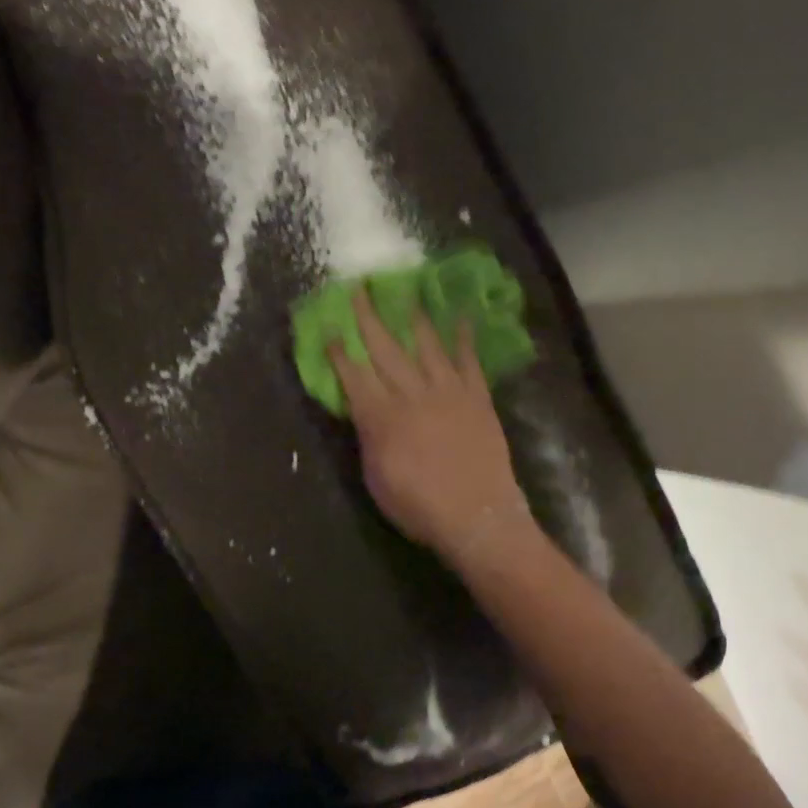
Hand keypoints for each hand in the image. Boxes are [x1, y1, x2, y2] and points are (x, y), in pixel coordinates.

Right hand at [328, 288, 538, 563]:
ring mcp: (449, 393)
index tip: (329, 325)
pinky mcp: (477, 399)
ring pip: (427, 347)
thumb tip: (362, 412)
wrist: (478, 517)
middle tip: (360, 289)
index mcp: (382, 418)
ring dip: (413, 318)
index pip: (354, 376)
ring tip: (404, 293)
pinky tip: (459, 317)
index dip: (339, 351)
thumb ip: (368, 438)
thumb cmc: (417, 507)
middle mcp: (413, 396)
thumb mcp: (377, 477)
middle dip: (370, 319)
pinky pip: (469, 361)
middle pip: (386, 350)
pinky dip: (463, 338)